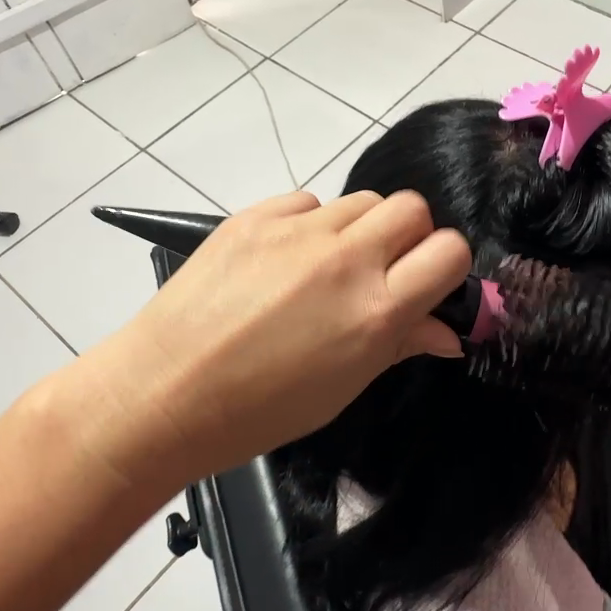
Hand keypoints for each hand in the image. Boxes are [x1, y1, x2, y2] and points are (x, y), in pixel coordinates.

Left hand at [39, 190, 469, 496]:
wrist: (161, 392)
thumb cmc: (259, 411)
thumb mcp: (343, 388)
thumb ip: (400, 346)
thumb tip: (447, 332)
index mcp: (375, 311)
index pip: (449, 251)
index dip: (446, 265)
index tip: (426, 284)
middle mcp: (346, 259)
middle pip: (413, 208)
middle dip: (410, 235)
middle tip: (383, 269)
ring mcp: (298, 231)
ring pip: (362, 199)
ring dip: (361, 228)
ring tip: (329, 265)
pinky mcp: (256, 215)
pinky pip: (308, 201)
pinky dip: (310, 224)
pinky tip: (284, 258)